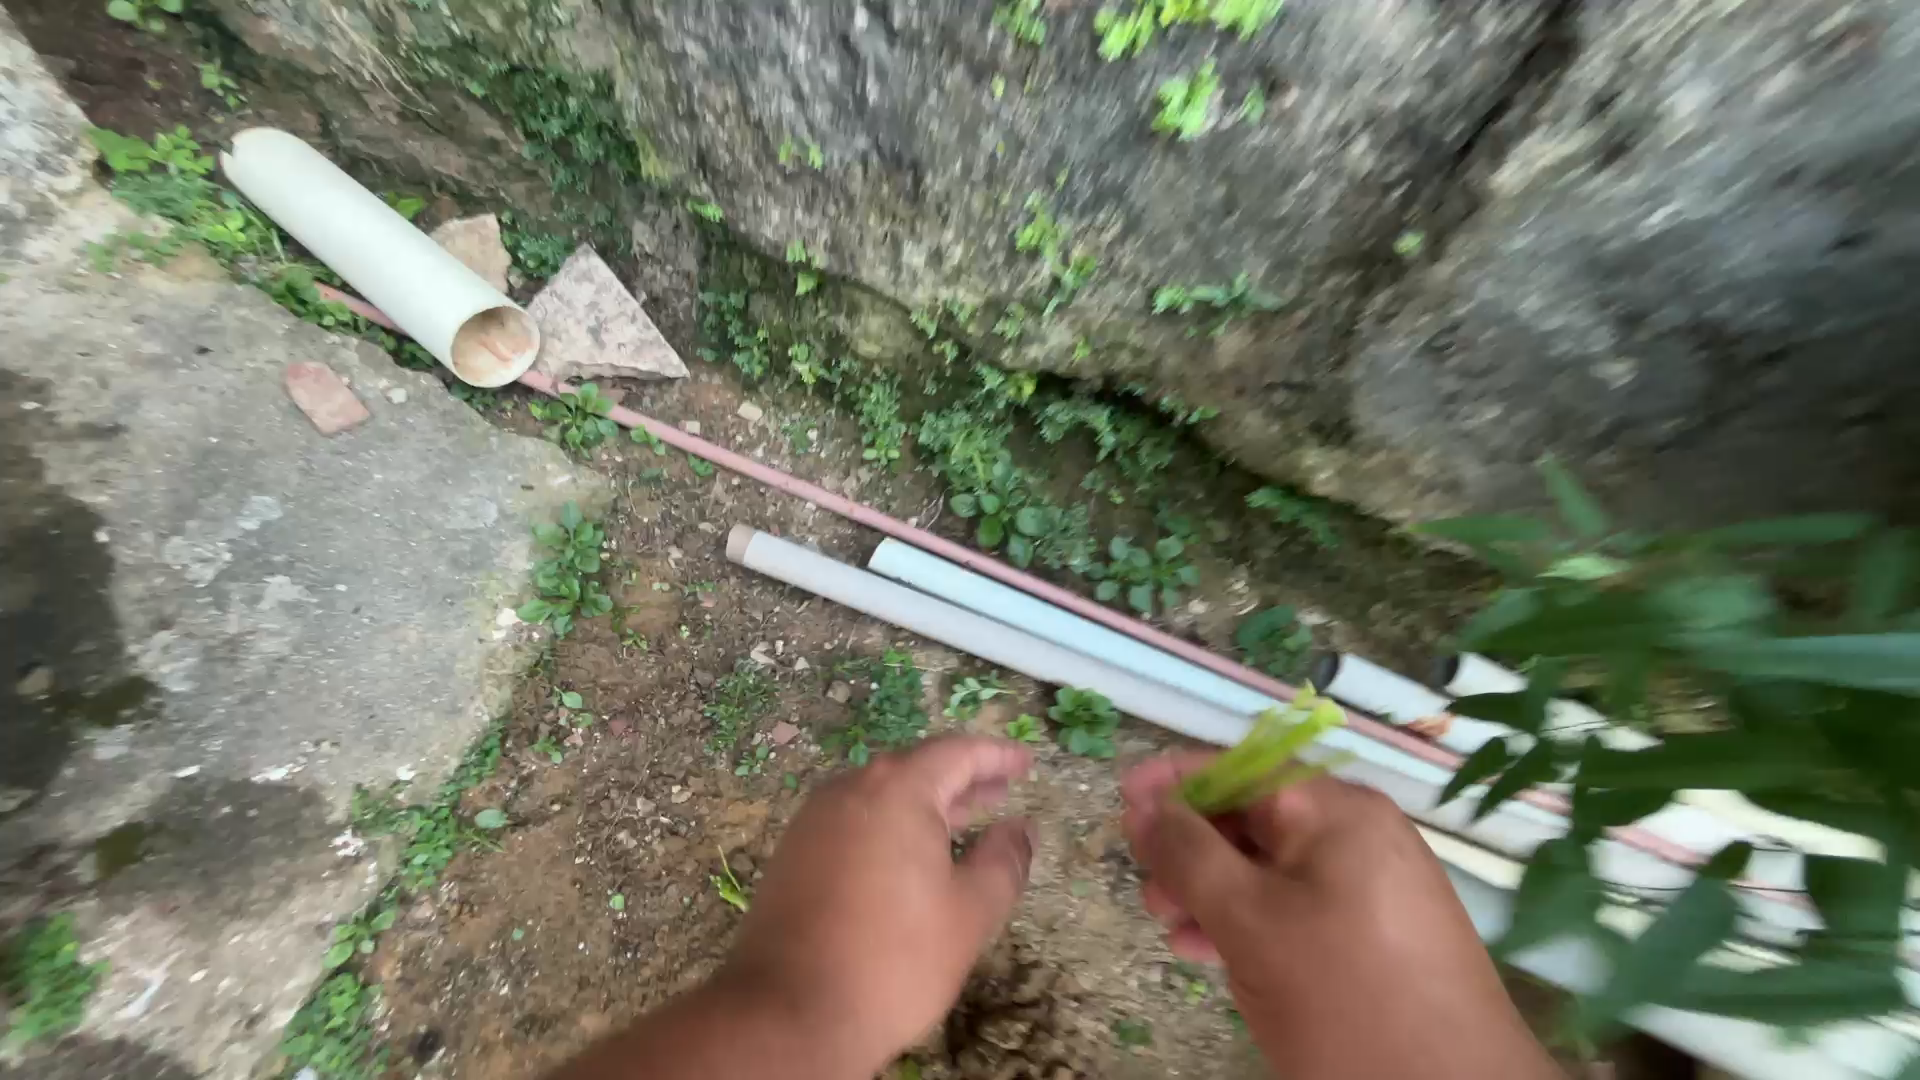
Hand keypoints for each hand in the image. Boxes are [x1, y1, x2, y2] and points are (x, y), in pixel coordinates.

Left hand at [714, 736, 1035, 1076]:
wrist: (785, 1014)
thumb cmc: (892, 958)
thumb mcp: (969, 913)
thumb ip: (1004, 861)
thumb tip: (1020, 828)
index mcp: (898, 789)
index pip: (957, 752)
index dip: (996, 756)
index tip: (1025, 763)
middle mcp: (853, 787)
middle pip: (918, 766)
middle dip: (963, 778)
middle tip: (1001, 792)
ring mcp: (817, 816)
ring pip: (884, 792)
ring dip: (928, 802)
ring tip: (962, 821)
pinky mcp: (796, 848)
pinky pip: (857, 816)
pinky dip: (893, 822)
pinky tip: (908, 855)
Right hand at [1121, 755, 1560, 1079]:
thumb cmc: (1343, 996)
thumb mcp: (1247, 918)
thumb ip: (1187, 851)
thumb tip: (1144, 805)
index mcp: (1334, 809)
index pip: (1238, 768)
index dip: (1174, 779)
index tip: (1123, 798)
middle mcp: (1357, 833)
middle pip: (1250, 817)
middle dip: (1188, 846)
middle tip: (1143, 881)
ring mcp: (1371, 885)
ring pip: (1267, 866)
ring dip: (1208, 888)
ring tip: (1164, 922)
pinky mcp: (1375, 934)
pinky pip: (1294, 904)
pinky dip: (1246, 918)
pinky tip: (1203, 950)